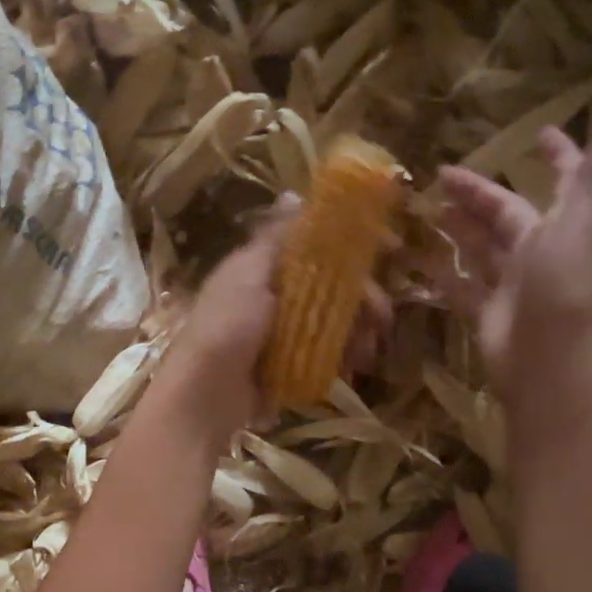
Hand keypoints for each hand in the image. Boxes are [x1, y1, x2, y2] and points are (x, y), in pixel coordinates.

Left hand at [162, 195, 394, 435]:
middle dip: (362, 300)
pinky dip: (341, 361)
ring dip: (357, 334)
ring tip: (367, 352)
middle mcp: (272, 299)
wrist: (203, 397)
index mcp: (262, 269)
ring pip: (332, 325)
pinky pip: (323, 358)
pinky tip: (354, 368)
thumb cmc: (225, 327)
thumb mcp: (248, 273)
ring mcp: (280, 337)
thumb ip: (274, 238)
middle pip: (330, 289)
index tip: (389, 248)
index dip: (351, 246)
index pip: (315, 247)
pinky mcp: (285, 370)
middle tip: (381, 317)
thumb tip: (292, 194)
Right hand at [431, 114, 591, 403]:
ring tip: (426, 210)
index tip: (537, 134)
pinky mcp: (489, 314)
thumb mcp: (583, 218)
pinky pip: (463, 288)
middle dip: (479, 193)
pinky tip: (421, 260)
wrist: (548, 360)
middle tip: (442, 174)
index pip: (565, 180)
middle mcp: (543, 251)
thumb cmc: (566, 284)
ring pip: (482, 248)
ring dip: (458, 228)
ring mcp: (515, 286)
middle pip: (508, 214)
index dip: (555, 155)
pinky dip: (445, 274)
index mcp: (571, 225)